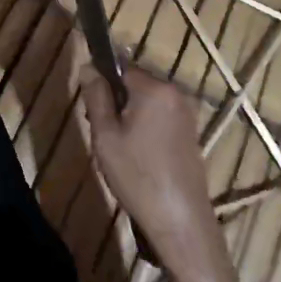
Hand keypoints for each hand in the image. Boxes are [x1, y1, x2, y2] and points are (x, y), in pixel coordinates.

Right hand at [78, 67, 217, 262]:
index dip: (103, 85)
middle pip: (137, 84)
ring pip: (149, 102)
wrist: (179, 215)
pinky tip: (138, 155)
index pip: (122, 69)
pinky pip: (162, 116)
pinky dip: (147, 126)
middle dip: (118, 101)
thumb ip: (97, 97)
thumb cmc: (137, 175)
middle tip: (103, 134)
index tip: (92, 111)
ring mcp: (187, 111)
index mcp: (156, 88)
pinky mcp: (191, 130)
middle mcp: (176, 92)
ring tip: (119, 149)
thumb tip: (88, 66)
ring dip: (132, 115)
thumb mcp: (106, 136)